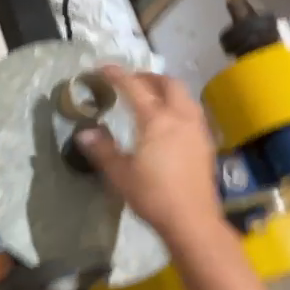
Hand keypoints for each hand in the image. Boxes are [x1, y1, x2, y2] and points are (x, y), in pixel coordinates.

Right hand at [75, 66, 222, 241]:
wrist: (192, 220)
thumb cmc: (153, 196)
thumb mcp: (120, 174)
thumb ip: (102, 150)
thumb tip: (84, 132)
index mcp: (157, 120)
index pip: (134, 88)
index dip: (117, 75)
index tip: (102, 69)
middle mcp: (181, 117)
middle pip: (168, 84)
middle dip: (148, 77)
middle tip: (131, 82)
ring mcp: (197, 129)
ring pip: (184, 96)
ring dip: (166, 90)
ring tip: (150, 98)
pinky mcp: (206, 143)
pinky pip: (192, 112)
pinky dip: (177, 106)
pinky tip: (169, 122)